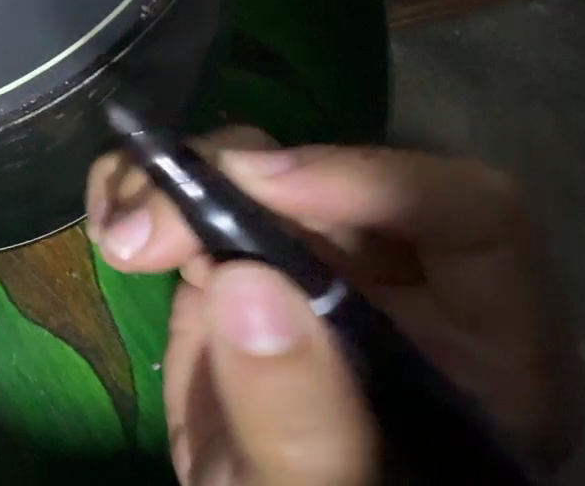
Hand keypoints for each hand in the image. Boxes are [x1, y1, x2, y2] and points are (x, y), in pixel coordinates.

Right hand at [86, 129, 579, 484]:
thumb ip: (298, 420)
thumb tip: (243, 281)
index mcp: (477, 341)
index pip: (464, 212)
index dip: (366, 179)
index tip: (252, 187)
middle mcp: (394, 281)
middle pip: (323, 178)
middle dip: (222, 184)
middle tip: (144, 236)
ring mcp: (302, 259)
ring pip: (244, 165)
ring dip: (164, 180)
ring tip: (117, 239)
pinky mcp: (225, 254)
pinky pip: (183, 186)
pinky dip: (134, 185)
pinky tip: (107, 220)